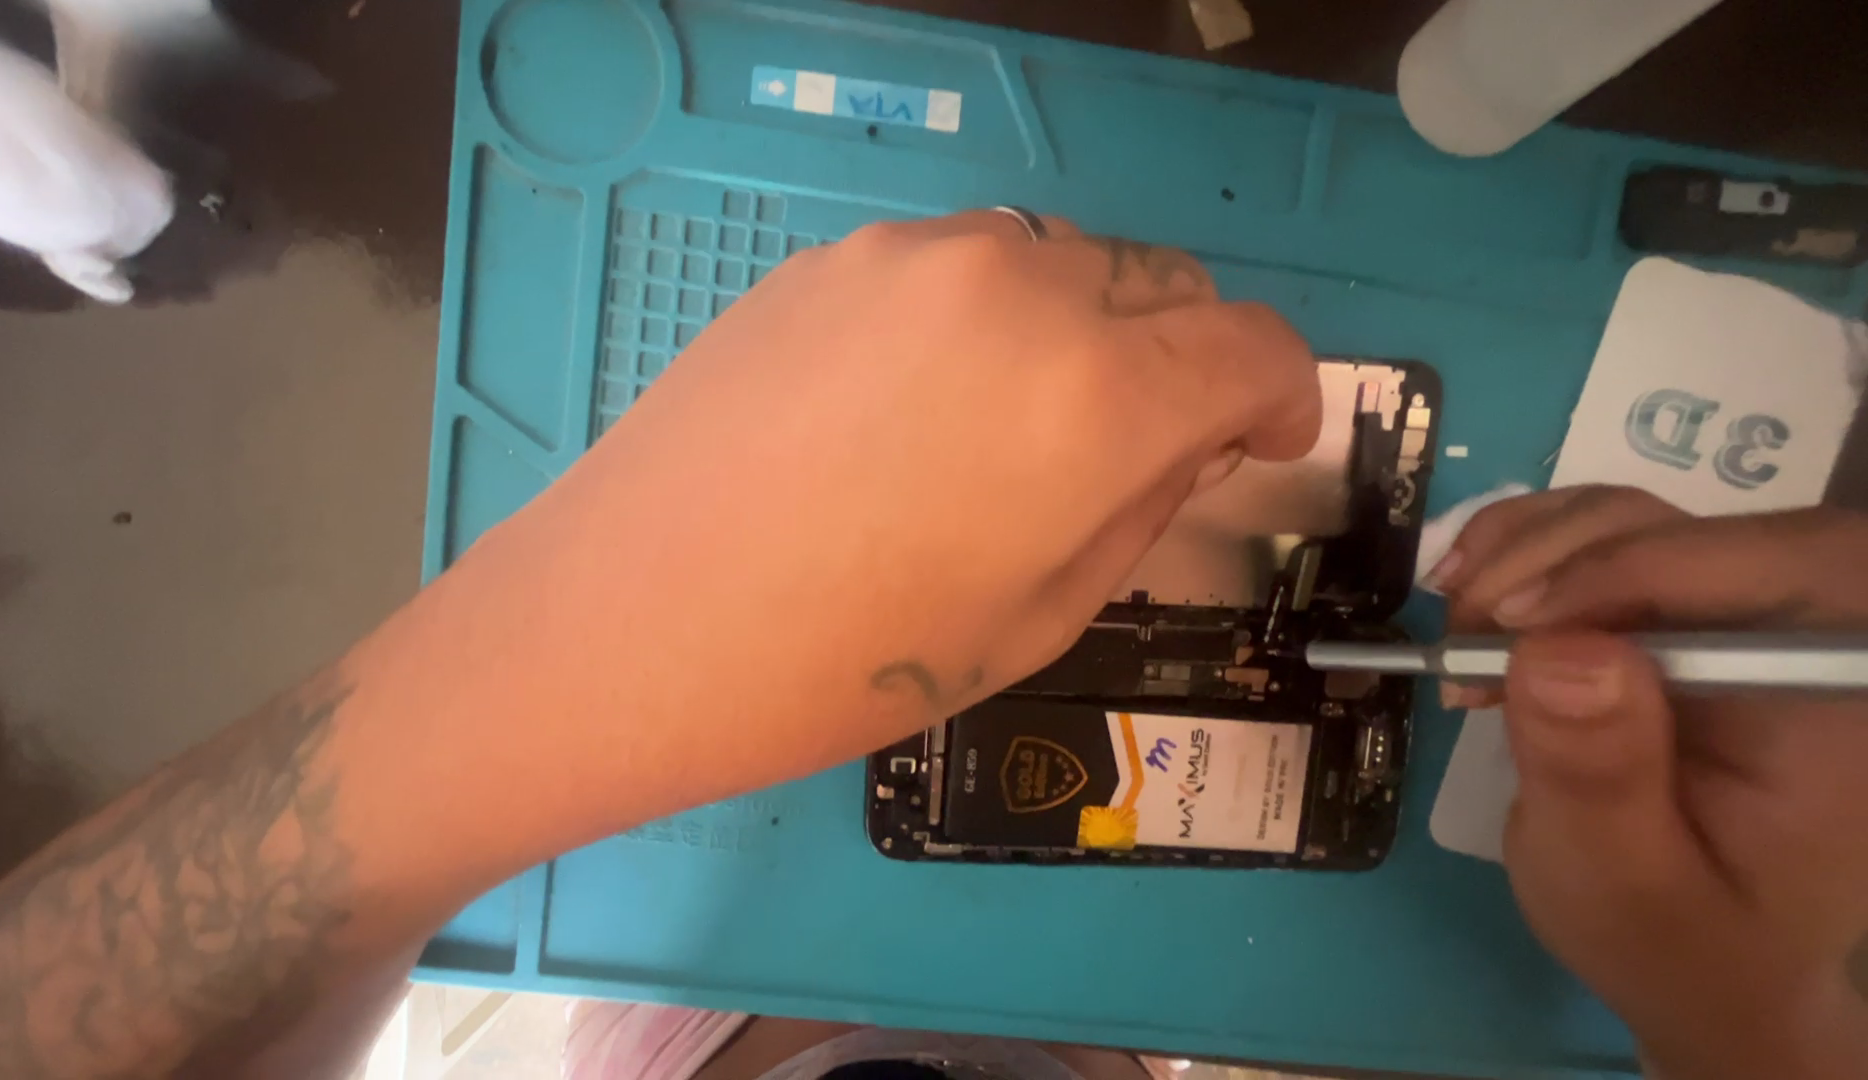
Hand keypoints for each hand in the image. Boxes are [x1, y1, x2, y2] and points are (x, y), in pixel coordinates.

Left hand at [451, 210, 1319, 824]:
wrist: (630, 624)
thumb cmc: (843, 665)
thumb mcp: (1036, 621)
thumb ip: (1138, 509)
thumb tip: (1186, 441)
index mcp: (1091, 395)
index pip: (1253, 346)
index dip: (1281, 393)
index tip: (1264, 438)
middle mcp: (1017, 287)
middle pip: (1163, 287)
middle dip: (1182, 362)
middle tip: (1142, 444)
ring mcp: (911, 258)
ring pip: (1061, 264)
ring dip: (1084, 333)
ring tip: (1022, 426)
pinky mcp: (828, 261)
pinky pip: (959, 271)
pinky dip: (988, 322)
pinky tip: (920, 403)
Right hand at [1428, 487, 1867, 1079]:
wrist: (1679, 948)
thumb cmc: (1663, 933)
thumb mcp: (1618, 876)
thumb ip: (1597, 770)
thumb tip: (1557, 647)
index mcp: (1833, 712)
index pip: (1794, 572)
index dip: (1645, 565)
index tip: (1513, 622)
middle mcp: (1791, 645)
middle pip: (1684, 528)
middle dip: (1548, 564)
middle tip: (1461, 639)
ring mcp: (1721, 622)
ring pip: (1619, 518)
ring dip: (1514, 551)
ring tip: (1453, 623)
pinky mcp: (1654, 616)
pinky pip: (1580, 538)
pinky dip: (1506, 548)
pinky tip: (1461, 593)